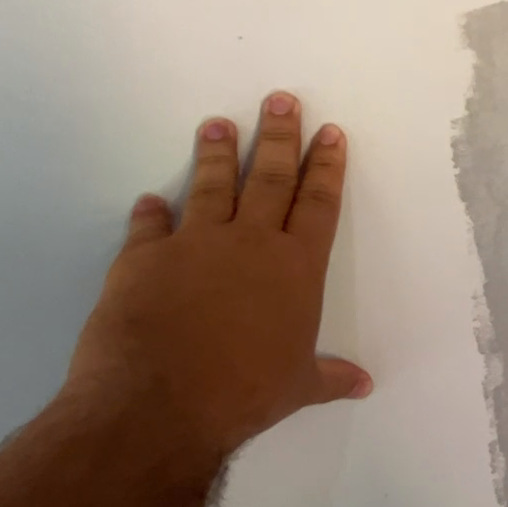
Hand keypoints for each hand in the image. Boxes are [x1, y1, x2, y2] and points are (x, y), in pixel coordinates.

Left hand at [64, 92, 371, 455]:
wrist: (158, 406)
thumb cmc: (245, 391)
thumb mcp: (299, 385)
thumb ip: (331, 376)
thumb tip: (365, 386)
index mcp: (298, 265)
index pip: (320, 201)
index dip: (327, 165)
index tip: (330, 133)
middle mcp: (252, 243)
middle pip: (271, 177)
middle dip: (279, 136)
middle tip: (280, 100)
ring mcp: (195, 247)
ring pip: (211, 187)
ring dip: (216, 153)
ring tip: (217, 123)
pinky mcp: (142, 262)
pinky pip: (149, 228)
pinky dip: (150, 213)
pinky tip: (150, 199)